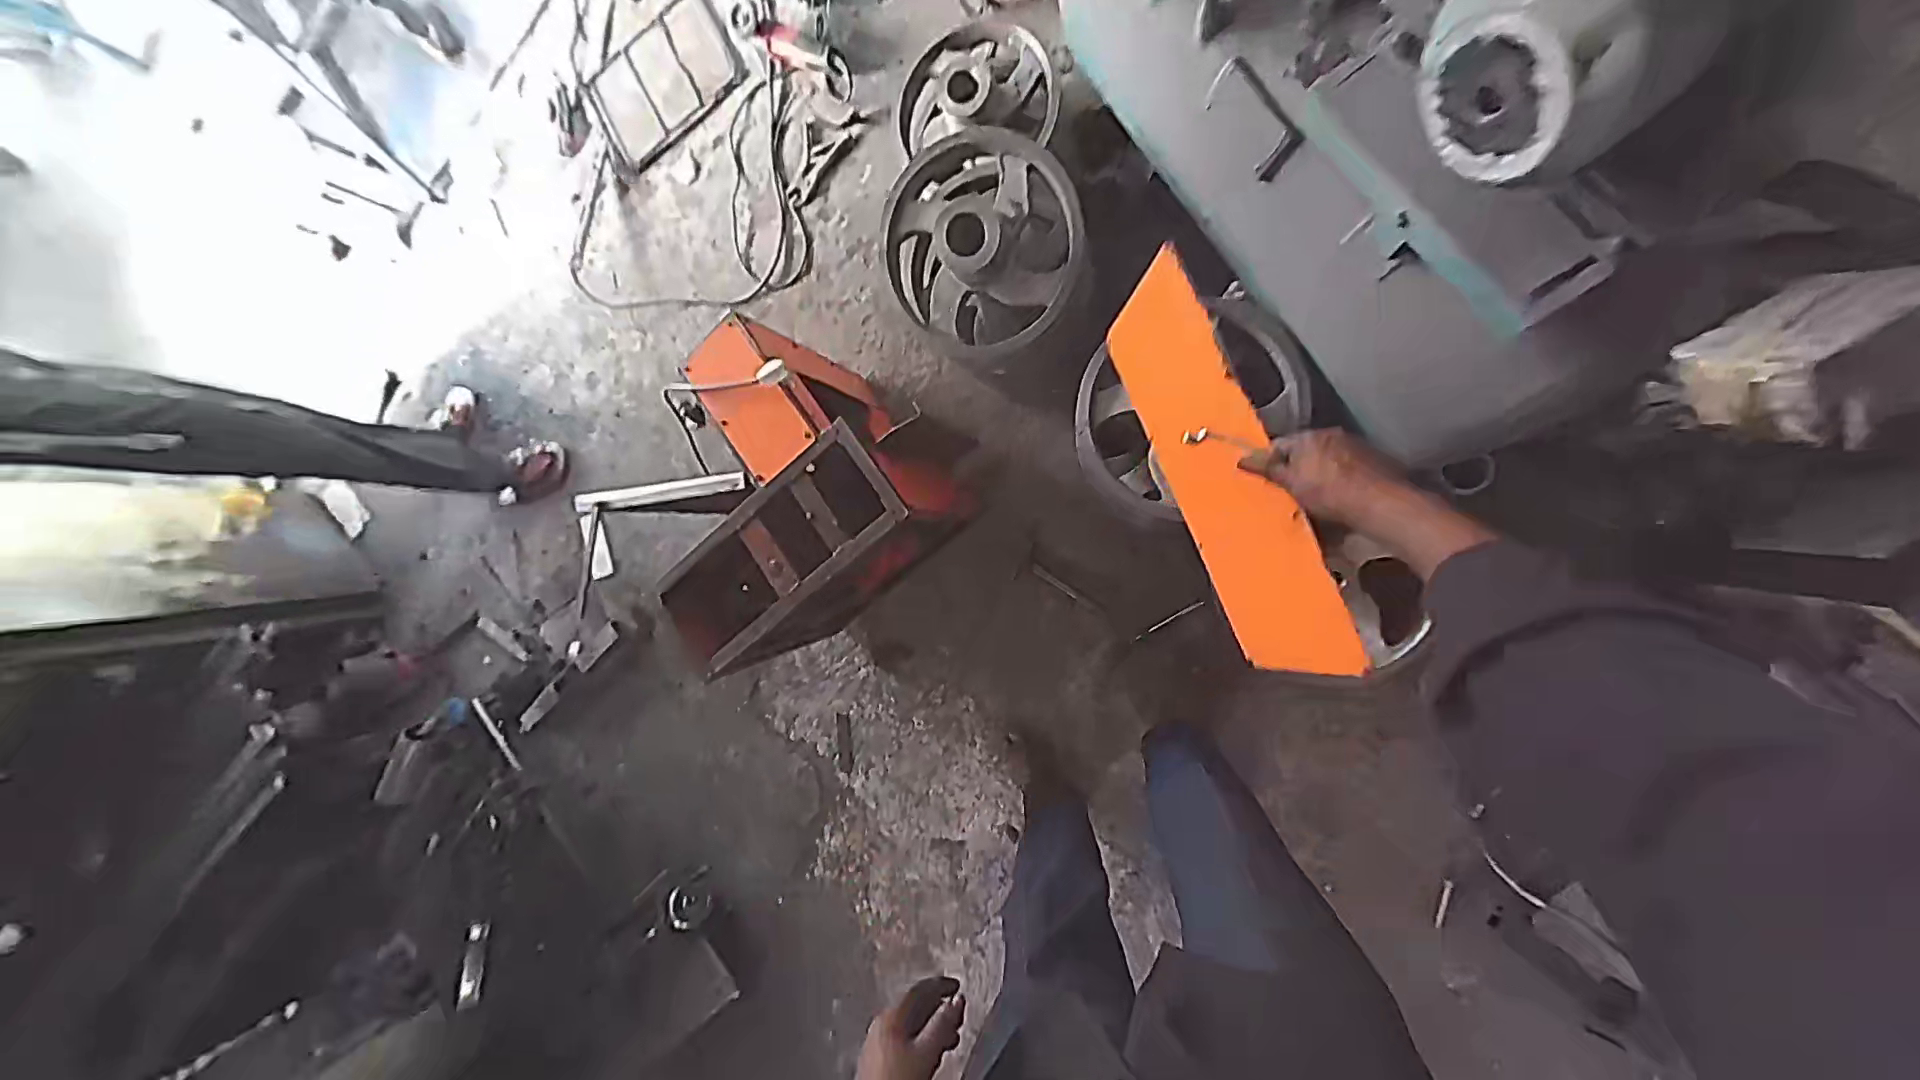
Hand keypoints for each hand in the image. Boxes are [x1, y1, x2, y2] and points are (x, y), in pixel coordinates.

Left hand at [856, 976, 965, 1079]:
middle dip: (939, 1009)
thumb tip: (956, 1002)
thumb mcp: (926, 1052)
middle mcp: (881, 1024)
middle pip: (915, 1005)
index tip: (956, 987)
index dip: (941, 985)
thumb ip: (942, 1024)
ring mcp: (876, 1042)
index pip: (920, 989)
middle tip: (955, 1014)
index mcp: (891, 1015)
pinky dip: (920, 1040)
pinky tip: (927, 1053)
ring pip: (910, 1024)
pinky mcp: (876, 1060)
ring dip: (931, 1027)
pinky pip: (902, 1040)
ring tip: (947, 1039)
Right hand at [1239, 428, 1499, 579]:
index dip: (1269, 462)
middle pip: (1303, 451)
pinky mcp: (1373, 461)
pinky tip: (1337, 498)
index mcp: (1309, 436)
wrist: (1379, 503)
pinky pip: (1344, 468)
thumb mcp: (1290, 482)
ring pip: (1325, 459)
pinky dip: (1337, 479)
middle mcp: (1332, 434)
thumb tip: (1242, 458)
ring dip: (1317, 473)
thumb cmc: (1327, 492)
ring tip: (1313, 498)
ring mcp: (1355, 446)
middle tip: (1288, 491)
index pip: (1279, 444)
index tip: (1266, 480)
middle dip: (1294, 468)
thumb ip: (1267, 468)